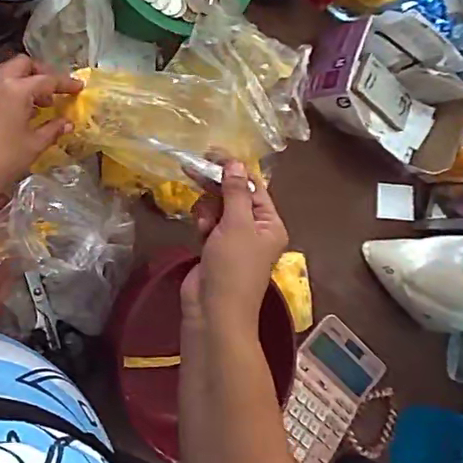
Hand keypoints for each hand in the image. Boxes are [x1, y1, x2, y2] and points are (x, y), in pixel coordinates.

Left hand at [0, 55, 79, 202]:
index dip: (65, 83)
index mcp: (16, 88)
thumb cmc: (0, 160)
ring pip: (8, 71)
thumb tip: (67, 122)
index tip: (78, 88)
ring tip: (39, 102)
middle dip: (42, 73)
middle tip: (55, 91)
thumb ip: (52, 129)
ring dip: (25, 80)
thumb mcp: (32, 146)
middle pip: (24, 65)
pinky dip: (11, 88)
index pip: (47, 79)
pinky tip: (19, 109)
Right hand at [182, 162, 288, 330]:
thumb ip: (235, 192)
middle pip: (234, 196)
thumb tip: (234, 163)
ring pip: (217, 209)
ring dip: (207, 209)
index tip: (211, 153)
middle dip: (216, 188)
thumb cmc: (233, 266)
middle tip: (193, 171)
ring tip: (203, 224)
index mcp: (270, 223)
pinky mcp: (213, 249)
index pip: (253, 187)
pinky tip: (199, 232)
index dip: (233, 169)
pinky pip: (208, 225)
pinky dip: (202, 224)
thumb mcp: (237, 224)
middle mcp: (254, 229)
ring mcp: (233, 240)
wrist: (213, 309)